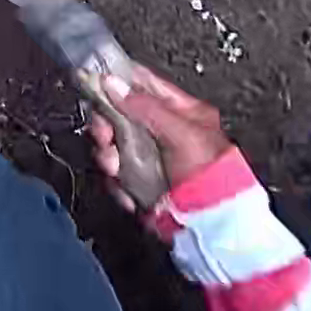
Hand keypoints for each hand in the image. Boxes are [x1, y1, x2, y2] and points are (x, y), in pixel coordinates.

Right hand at [90, 65, 233, 209]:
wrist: (214, 228)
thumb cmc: (213, 178)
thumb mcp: (181, 133)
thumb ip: (145, 106)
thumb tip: (113, 82)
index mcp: (182, 113)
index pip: (144, 84)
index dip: (119, 81)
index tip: (97, 83)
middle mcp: (164, 132)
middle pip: (121, 115)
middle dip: (107, 125)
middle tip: (104, 134)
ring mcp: (152, 158)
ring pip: (114, 144)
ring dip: (108, 155)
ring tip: (113, 166)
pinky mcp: (142, 183)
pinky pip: (116, 173)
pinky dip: (115, 181)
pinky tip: (124, 188)